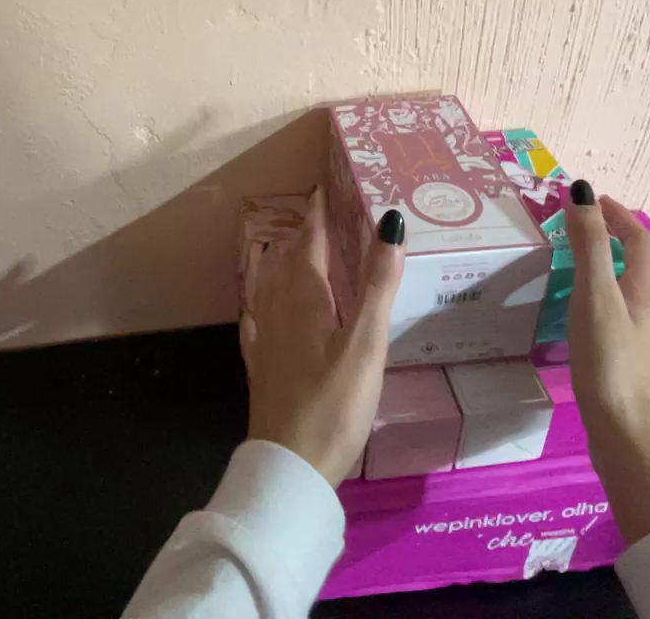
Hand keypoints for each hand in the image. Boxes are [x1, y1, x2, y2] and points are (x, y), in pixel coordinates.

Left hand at [240, 187, 406, 485]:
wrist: (290, 464)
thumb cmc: (333, 402)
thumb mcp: (365, 343)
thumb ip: (378, 283)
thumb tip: (389, 222)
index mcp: (303, 295)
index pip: (309, 239)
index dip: (318, 211)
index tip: (324, 185)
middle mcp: (277, 306)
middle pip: (288, 257)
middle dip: (305, 232)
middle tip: (324, 215)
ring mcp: (265, 334)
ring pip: (270, 282)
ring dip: (284, 259)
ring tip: (297, 249)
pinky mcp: (261, 362)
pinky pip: (260, 314)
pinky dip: (266, 296)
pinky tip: (262, 304)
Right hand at [566, 180, 649, 541]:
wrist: (635, 445)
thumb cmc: (612, 365)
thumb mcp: (595, 299)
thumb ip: (589, 246)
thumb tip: (584, 190)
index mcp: (649, 290)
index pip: (638, 237)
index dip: (616, 213)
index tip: (589, 198)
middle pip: (639, 262)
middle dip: (612, 237)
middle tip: (576, 226)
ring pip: (633, 291)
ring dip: (610, 268)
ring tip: (575, 264)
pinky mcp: (639, 366)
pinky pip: (625, 316)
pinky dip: (606, 298)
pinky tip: (585, 316)